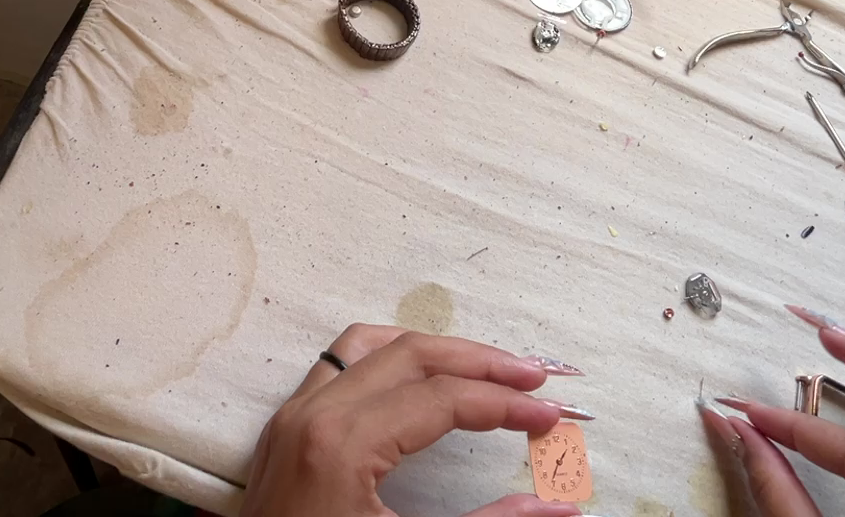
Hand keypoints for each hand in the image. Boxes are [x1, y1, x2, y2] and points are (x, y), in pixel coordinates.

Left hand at [239, 323, 592, 516]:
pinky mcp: (285, 425)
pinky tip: (415, 371)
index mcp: (341, 445)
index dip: (502, 403)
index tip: (549, 414)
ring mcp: (292, 413)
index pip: (440, 400)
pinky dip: (385, 354)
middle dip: (477, 361)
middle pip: (410, 355)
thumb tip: (560, 509)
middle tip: (530, 375)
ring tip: (480, 365)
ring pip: (370, 344)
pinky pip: (338, 361)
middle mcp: (312, 412)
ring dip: (431, 349)